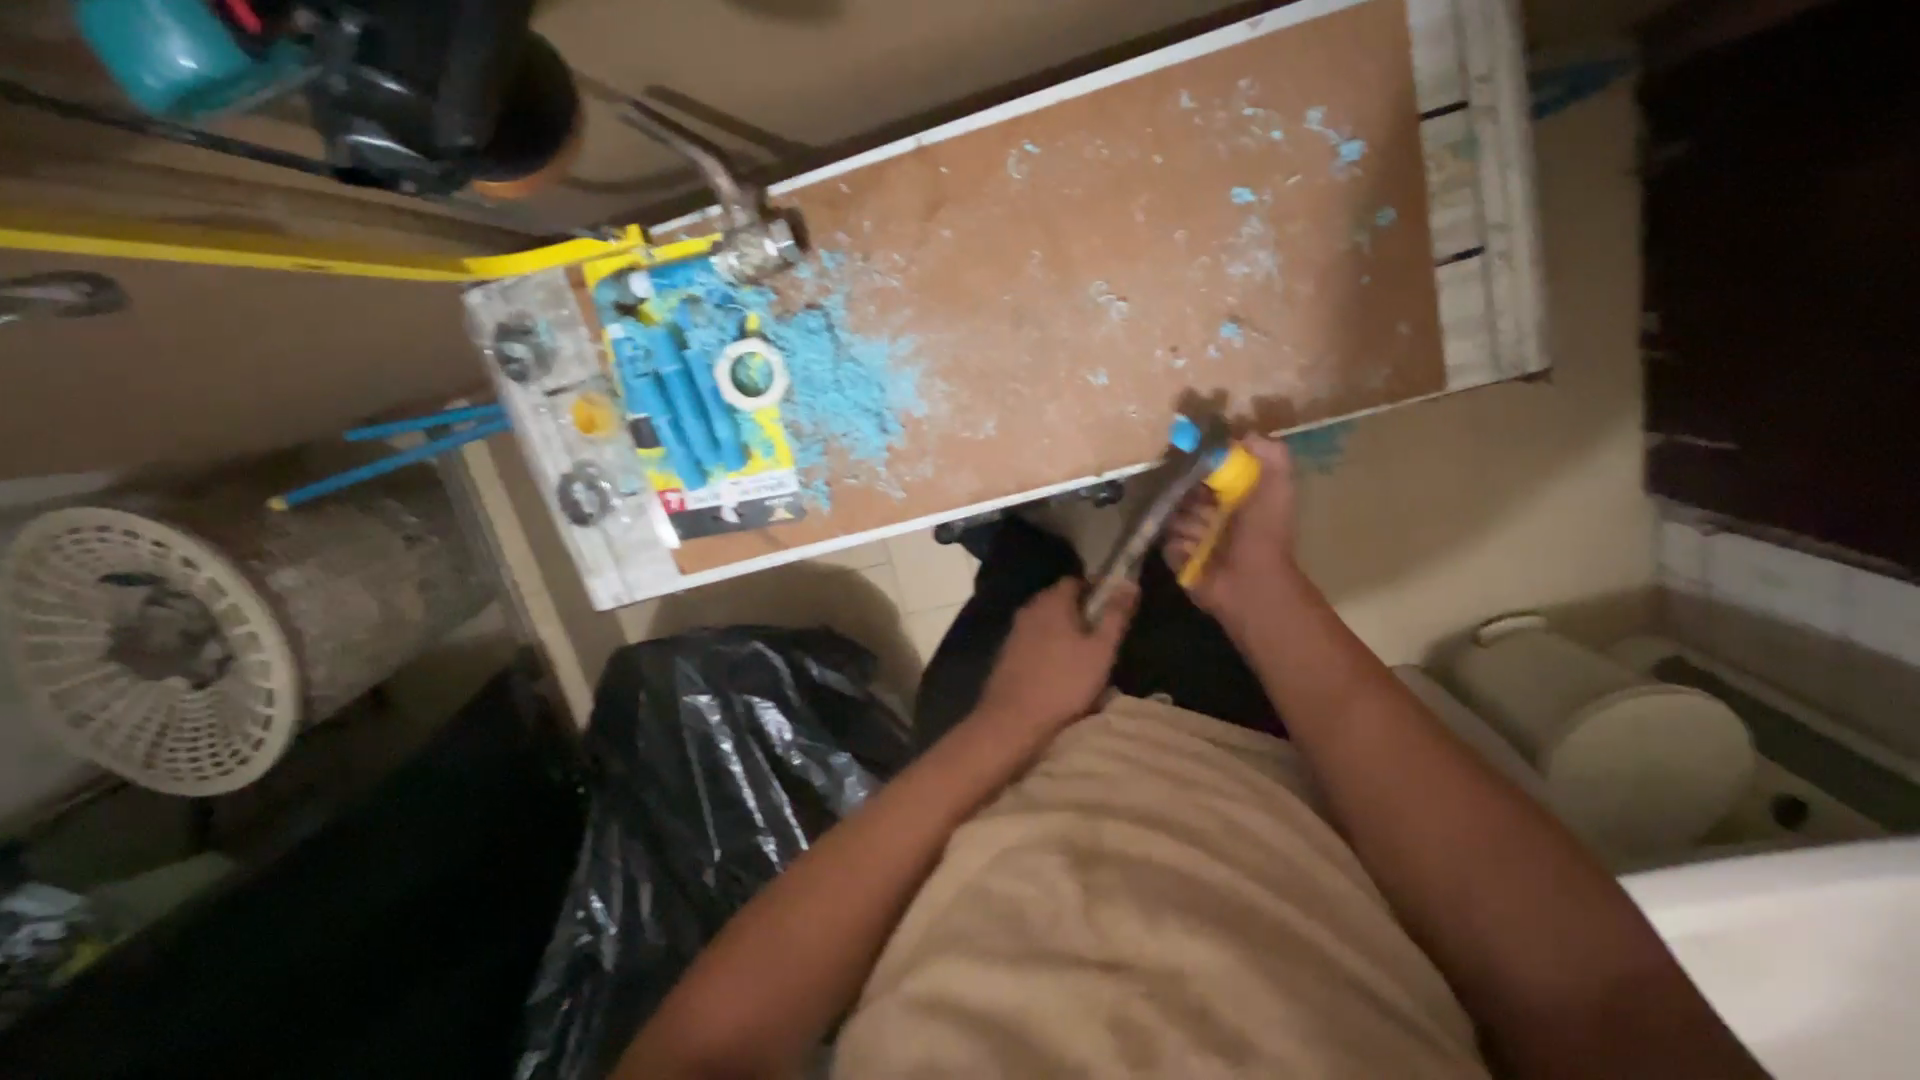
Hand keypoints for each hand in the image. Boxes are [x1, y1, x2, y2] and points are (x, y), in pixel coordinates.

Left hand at [972, 578, 1136, 739]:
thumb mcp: (1101, 649)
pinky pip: (1033, 640)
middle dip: (1079, 611)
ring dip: (1062, 631)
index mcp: (1052, 602)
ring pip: (1044, 622)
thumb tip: (1130, 584)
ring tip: (1082, 654)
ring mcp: (1014, 631)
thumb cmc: (1065, 681)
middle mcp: (1029, 609)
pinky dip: (1047, 647)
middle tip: (1100, 633)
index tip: (1110, 608)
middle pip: (1058, 600)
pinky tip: (1057, 668)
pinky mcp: (1006, 653)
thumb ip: (1115, 615)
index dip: (1095, 589)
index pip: (1074, 581)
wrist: (1014, 717)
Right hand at [1163, 436, 1299, 624]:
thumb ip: (1269, 453)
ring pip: (1173, 516)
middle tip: (1203, 503)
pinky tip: (1197, 552)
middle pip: (1184, 491)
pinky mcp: (1178, 557)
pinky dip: (1181, 546)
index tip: (1197, 462)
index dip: (1201, 465)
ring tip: (1205, 535)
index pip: (1207, 470)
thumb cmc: (1265, 530)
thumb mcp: (1278, 482)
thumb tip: (1241, 434)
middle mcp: (1214, 514)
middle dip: (1190, 495)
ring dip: (1188, 524)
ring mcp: (1194, 536)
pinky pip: (1167, 542)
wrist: (1252, 581)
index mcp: (1236, 495)